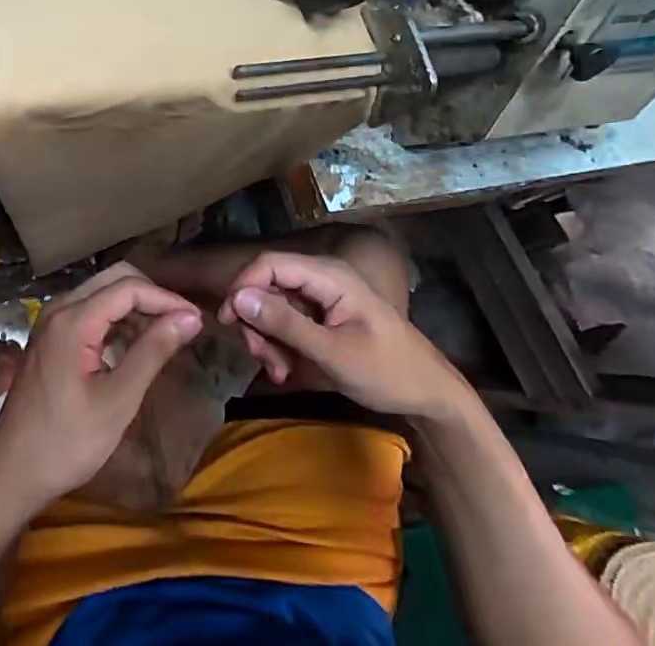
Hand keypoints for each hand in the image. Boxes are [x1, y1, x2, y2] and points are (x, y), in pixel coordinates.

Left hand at [0, 263, 201, 513]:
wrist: (10, 478)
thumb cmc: (66, 444)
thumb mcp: (118, 400)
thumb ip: (154, 351)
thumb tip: (191, 318)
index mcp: (72, 321)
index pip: (129, 287)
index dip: (167, 299)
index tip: (196, 321)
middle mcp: (58, 310)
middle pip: (115, 279)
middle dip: (153, 296)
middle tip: (183, 324)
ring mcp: (51, 323)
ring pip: (103, 293)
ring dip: (136, 307)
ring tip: (166, 336)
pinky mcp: (50, 338)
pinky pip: (91, 311)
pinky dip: (118, 320)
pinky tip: (136, 345)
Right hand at [218, 251, 468, 419]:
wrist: (427, 392)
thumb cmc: (387, 371)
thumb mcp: (333, 353)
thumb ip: (285, 324)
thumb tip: (237, 297)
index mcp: (330, 275)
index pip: (270, 263)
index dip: (242, 286)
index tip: (227, 322)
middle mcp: (322, 278)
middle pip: (267, 285)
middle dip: (256, 323)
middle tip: (263, 360)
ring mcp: (321, 297)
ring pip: (272, 306)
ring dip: (267, 340)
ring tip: (281, 372)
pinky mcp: (321, 315)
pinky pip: (286, 322)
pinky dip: (279, 345)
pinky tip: (287, 370)